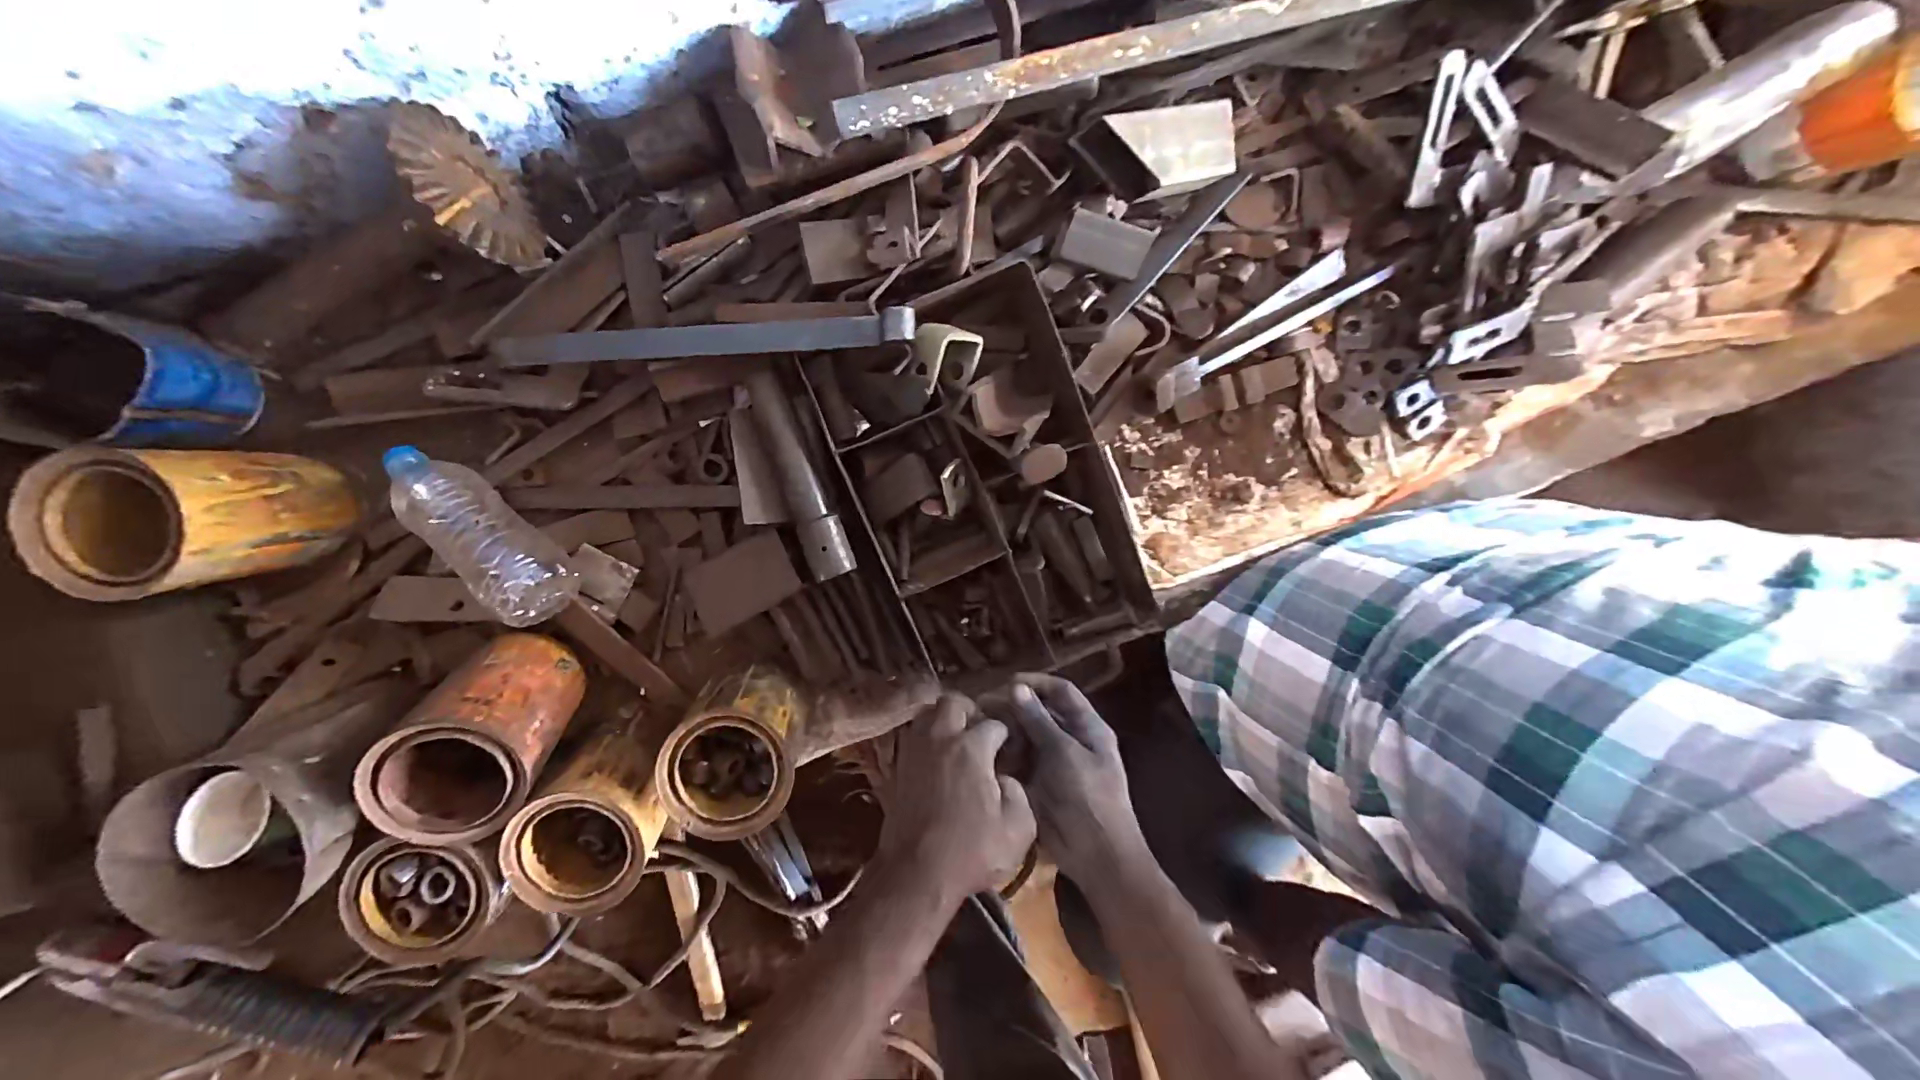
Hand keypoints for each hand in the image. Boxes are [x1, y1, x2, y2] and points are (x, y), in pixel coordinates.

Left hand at [877, 693, 1035, 903]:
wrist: (916, 873)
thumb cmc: (970, 851)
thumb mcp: (1018, 828)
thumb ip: (1019, 793)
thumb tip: (1005, 778)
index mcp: (971, 748)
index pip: (993, 724)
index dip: (1005, 736)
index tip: (1009, 750)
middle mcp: (940, 739)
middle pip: (953, 702)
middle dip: (969, 711)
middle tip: (979, 733)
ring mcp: (914, 751)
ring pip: (926, 714)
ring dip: (943, 720)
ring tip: (956, 740)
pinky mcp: (897, 767)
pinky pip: (911, 737)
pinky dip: (925, 739)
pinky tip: (936, 758)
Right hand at [998, 674, 1149, 887]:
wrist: (1096, 854)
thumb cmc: (1088, 797)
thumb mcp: (1064, 753)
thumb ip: (1039, 720)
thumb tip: (1017, 688)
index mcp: (1087, 727)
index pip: (1062, 692)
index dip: (1037, 682)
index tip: (1007, 682)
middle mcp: (1070, 740)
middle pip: (1040, 713)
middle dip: (1014, 707)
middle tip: (984, 705)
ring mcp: (1053, 763)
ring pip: (1026, 736)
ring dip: (1006, 730)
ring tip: (981, 726)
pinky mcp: (1038, 784)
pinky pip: (1018, 761)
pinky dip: (1004, 754)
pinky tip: (985, 751)